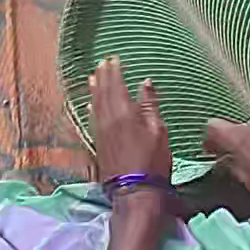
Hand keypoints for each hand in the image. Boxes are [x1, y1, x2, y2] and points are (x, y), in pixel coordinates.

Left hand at [90, 58, 172, 184]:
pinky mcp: (98, 143)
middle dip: (102, 76)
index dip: (114, 71)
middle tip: (101, 63)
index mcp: (124, 113)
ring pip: (95, 104)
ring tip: (93, 77)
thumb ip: (150, 105)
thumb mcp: (158, 130)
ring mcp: (101, 132)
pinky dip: (92, 107)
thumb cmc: (152, 160)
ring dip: (94, 89)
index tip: (113, 59)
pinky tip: (90, 104)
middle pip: (102, 92)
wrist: (134, 191)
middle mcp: (108, 119)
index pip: (116, 85)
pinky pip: (93, 118)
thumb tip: (145, 82)